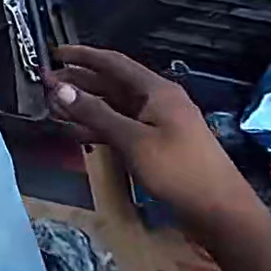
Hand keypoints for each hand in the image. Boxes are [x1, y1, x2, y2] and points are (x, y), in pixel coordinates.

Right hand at [46, 46, 267, 236]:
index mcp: (157, 92)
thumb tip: (59, 88)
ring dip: (83, 105)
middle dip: (77, 81)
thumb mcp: (132, 140)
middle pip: (110, 83)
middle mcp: (157, 101)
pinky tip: (75, 132)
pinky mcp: (156, 142)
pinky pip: (119, 124)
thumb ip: (94, 112)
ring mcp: (158, 122)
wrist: (224, 217)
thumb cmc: (180, 171)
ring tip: (54, 108)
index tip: (54, 53)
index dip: (82, 55)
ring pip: (112, 104)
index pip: (113, 62)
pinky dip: (96, 125)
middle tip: (46, 84)